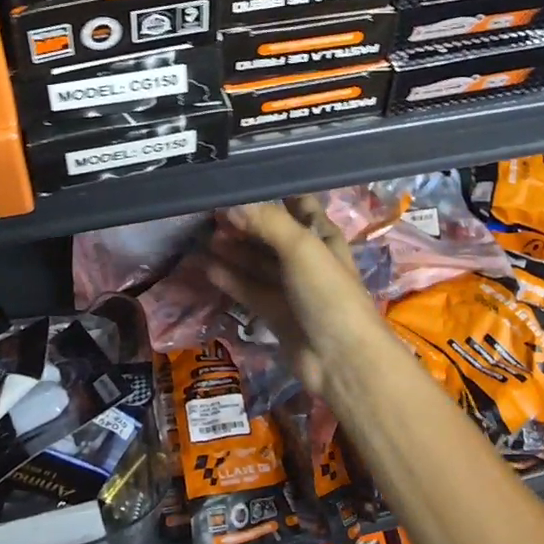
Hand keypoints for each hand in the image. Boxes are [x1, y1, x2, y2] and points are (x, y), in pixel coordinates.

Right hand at [204, 197, 379, 394]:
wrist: (341, 360)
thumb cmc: (328, 293)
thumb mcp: (302, 248)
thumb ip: (267, 222)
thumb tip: (231, 205)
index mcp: (322, 236)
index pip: (298, 204)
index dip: (272, 193)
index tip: (238, 184)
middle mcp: (305, 258)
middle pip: (269, 234)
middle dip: (243, 223)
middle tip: (211, 213)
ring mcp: (289, 287)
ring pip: (255, 262)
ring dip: (232, 249)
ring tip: (203, 238)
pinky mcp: (274, 312)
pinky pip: (247, 289)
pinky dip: (228, 277)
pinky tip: (205, 266)